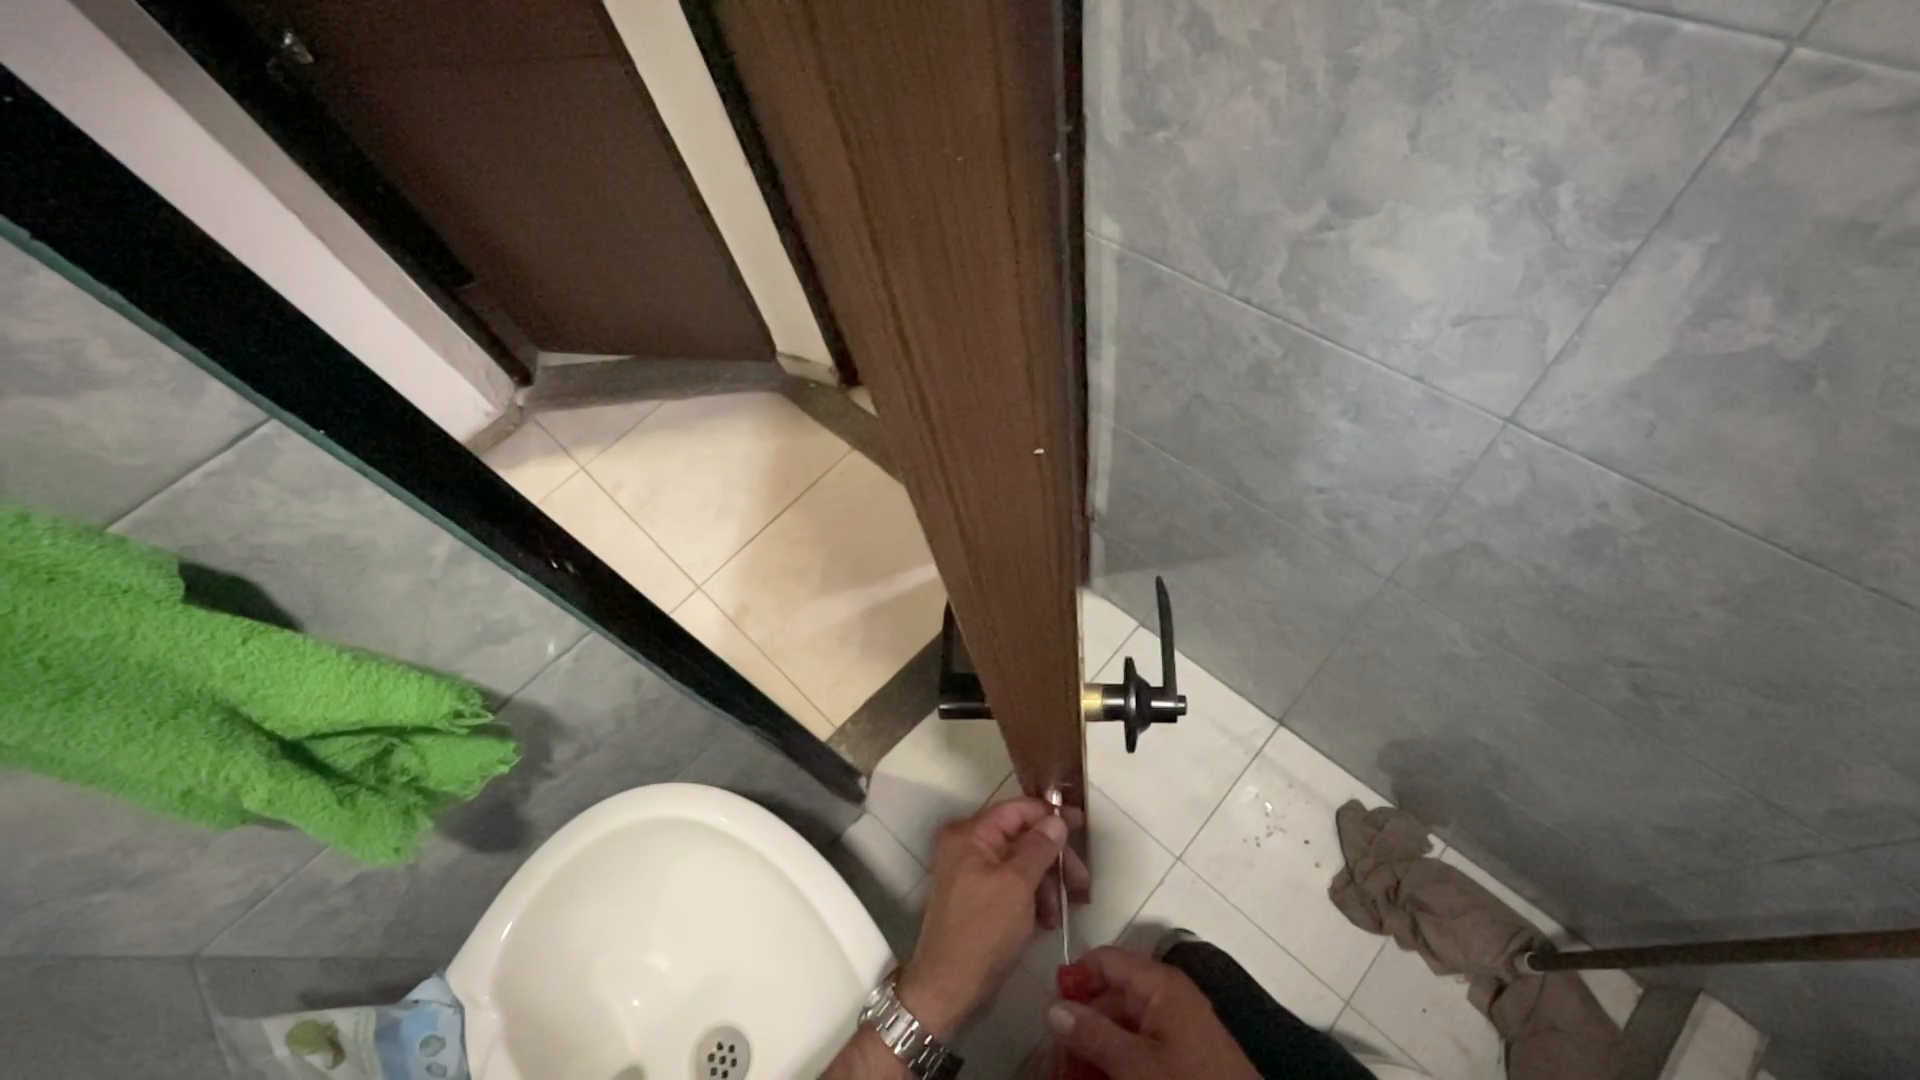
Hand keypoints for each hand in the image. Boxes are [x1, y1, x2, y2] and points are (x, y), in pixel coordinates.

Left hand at [896, 797, 1085, 1038]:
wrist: (949, 988)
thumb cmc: (983, 931)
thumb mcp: (1017, 885)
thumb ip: (1039, 847)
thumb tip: (1056, 820)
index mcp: (970, 835)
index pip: (1016, 810)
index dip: (1049, 815)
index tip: (1082, 824)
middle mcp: (967, 847)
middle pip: (1021, 838)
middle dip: (1053, 859)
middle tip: (1081, 882)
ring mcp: (971, 873)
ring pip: (1020, 864)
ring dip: (1046, 883)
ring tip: (1059, 912)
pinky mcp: (978, 898)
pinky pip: (1012, 885)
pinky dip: (1032, 898)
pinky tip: (1046, 920)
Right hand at [1046, 946, 1259, 1079]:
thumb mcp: (1135, 1066)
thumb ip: (1092, 1034)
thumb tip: (1053, 1007)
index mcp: (1159, 985)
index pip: (1105, 961)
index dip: (1074, 980)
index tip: (1048, 1014)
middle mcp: (1166, 998)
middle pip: (1109, 998)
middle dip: (1080, 1030)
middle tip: (1055, 1066)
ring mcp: (1175, 1029)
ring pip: (1120, 1029)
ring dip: (1094, 1053)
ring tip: (1074, 1078)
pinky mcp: (1180, 1058)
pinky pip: (1138, 1051)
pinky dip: (1116, 1065)